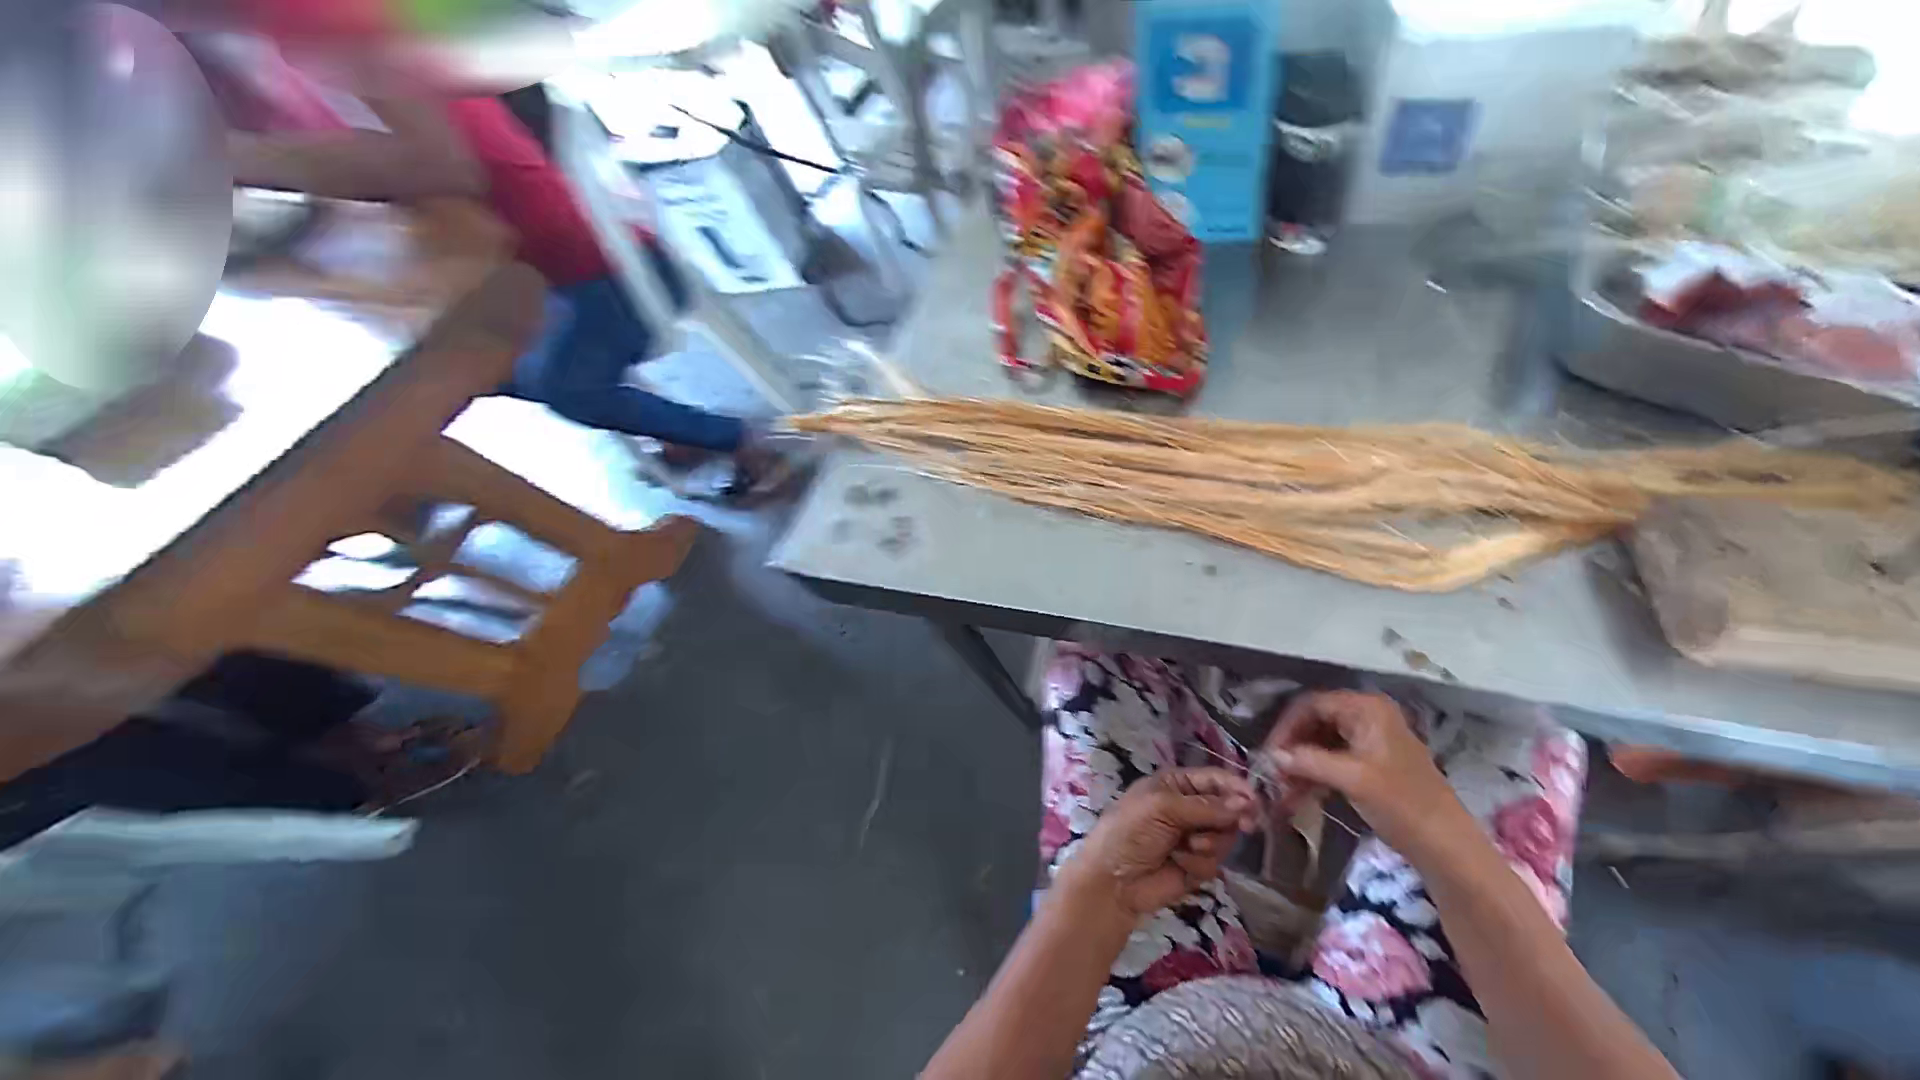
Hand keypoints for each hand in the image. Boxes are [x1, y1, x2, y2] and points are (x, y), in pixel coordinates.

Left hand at [1055, 768, 1256, 921]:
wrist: (1113, 881)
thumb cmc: (1129, 832)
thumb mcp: (1162, 808)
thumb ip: (1204, 806)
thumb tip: (1245, 803)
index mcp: (1175, 784)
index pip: (1214, 779)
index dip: (1237, 788)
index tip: (1255, 801)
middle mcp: (1187, 807)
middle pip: (1228, 808)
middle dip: (1231, 818)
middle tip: (1243, 826)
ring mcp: (1193, 836)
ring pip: (1225, 836)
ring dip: (1210, 842)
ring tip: (1188, 846)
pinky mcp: (1196, 864)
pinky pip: (1215, 860)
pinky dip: (1200, 862)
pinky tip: (1180, 864)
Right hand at [1262, 691, 1471, 857]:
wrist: (1448, 848)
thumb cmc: (1402, 805)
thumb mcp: (1351, 779)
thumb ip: (1307, 761)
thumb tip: (1272, 756)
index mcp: (1367, 709)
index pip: (1311, 704)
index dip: (1286, 727)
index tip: (1269, 753)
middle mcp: (1368, 717)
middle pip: (1314, 722)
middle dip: (1292, 748)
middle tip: (1273, 774)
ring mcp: (1370, 741)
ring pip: (1321, 743)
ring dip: (1299, 765)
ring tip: (1282, 790)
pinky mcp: (1371, 765)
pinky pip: (1332, 760)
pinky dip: (1314, 775)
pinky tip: (1298, 795)